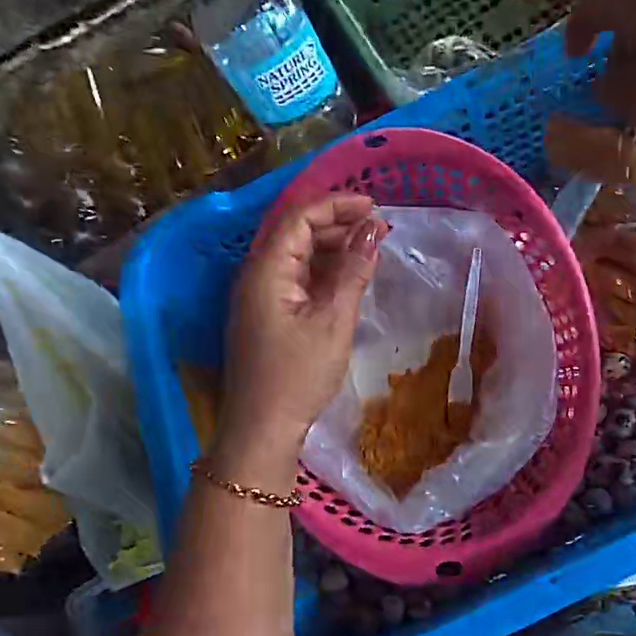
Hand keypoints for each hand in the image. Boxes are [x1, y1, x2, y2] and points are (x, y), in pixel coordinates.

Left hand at [215, 194, 387, 465]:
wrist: (261, 430)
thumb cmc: (297, 376)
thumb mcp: (333, 322)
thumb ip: (352, 272)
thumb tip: (372, 231)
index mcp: (265, 270)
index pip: (299, 218)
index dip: (336, 205)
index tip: (374, 206)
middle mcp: (256, 275)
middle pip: (295, 233)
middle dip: (337, 224)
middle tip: (378, 228)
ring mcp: (259, 296)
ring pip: (297, 256)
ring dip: (332, 247)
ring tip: (371, 249)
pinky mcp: (267, 315)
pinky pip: (296, 279)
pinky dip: (323, 272)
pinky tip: (349, 277)